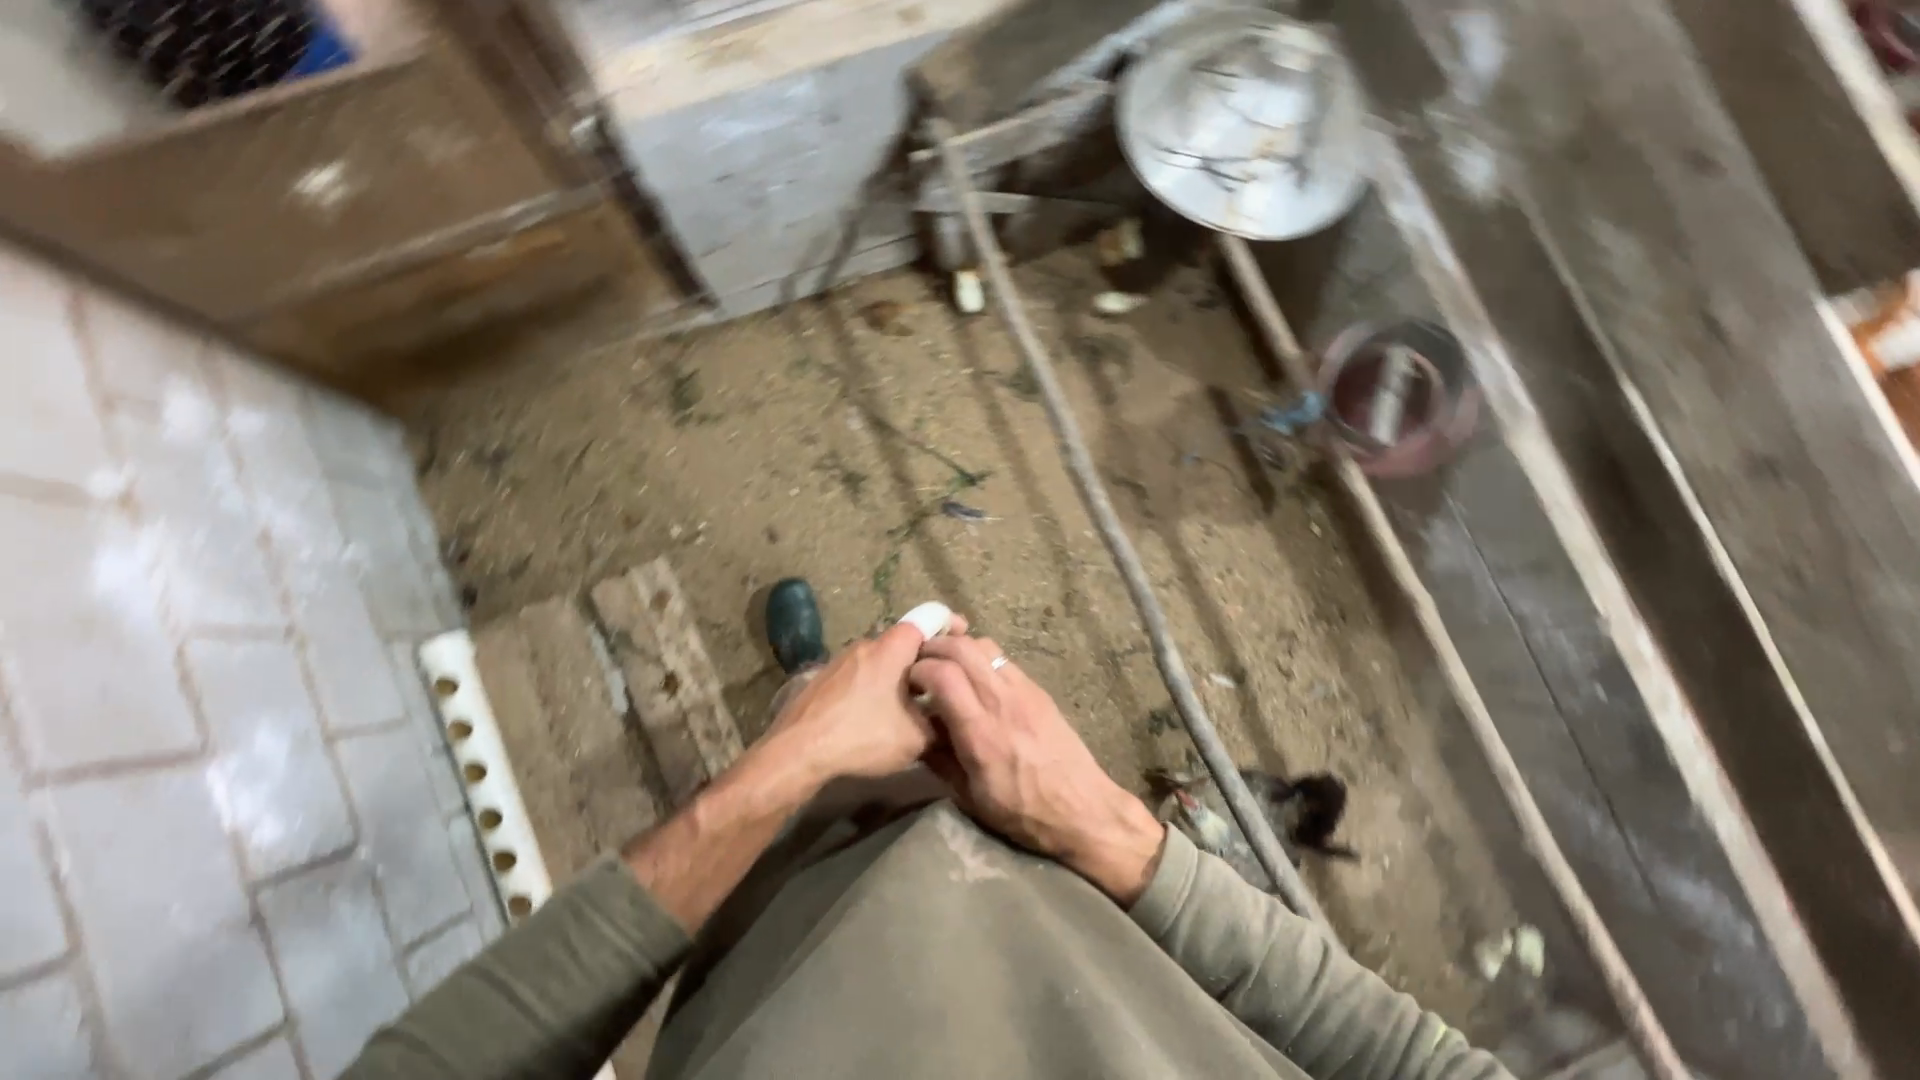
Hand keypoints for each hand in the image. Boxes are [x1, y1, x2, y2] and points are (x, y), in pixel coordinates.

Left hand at [761, 619, 939, 785]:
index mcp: (891, 648)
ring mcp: (840, 661)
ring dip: (898, 677)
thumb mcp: (916, 738)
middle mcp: (865, 645)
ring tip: (911, 706)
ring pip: (881, 660)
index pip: (928, 617)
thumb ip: (942, 722)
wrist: (797, 752)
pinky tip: (877, 716)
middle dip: (925, 660)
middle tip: (942, 685)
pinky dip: (875, 687)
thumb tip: (953, 718)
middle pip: (904, 642)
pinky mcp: (823, 679)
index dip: (950, 624)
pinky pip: (860, 675)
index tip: (965, 637)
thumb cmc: (864, 736)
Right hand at [910, 633, 1165, 903]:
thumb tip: (917, 734)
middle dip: (934, 648)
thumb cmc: (1024, 813)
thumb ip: (940, 761)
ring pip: (984, 645)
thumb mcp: (971, 798)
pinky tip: (978, 681)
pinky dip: (983, 659)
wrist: (1083, 809)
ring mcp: (1024, 691)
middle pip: (962, 648)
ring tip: (948, 667)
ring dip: (959, 649)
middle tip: (921, 664)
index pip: (942, 674)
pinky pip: (1004, 660)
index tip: (909, 684)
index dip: (918, 670)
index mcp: (979, 731)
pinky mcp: (1039, 691)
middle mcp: (1001, 701)